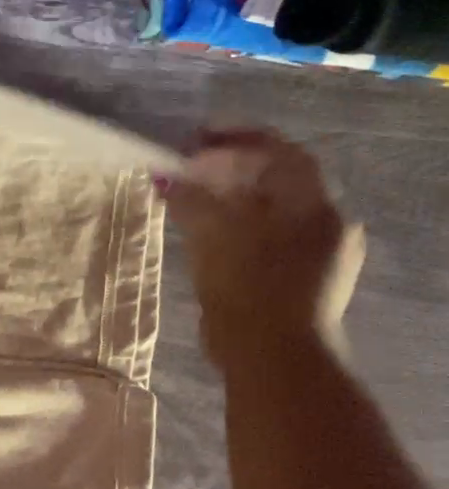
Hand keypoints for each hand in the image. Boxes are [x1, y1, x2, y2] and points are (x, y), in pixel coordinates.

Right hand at [161, 128, 354, 365]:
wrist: (272, 352)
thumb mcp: (211, 232)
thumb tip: (162, 174)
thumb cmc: (247, 284)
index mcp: (315, 207)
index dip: (240, 136)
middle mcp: (326, 224)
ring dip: (228, 196)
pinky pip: (264, 234)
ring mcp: (316, 253)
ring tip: (185, 197)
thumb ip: (188, 197)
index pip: (283, 153)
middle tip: (183, 166)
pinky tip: (203, 232)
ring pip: (268, 208)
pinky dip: (234, 222)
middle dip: (228, 168)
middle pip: (275, 180)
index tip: (195, 136)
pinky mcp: (297, 276)